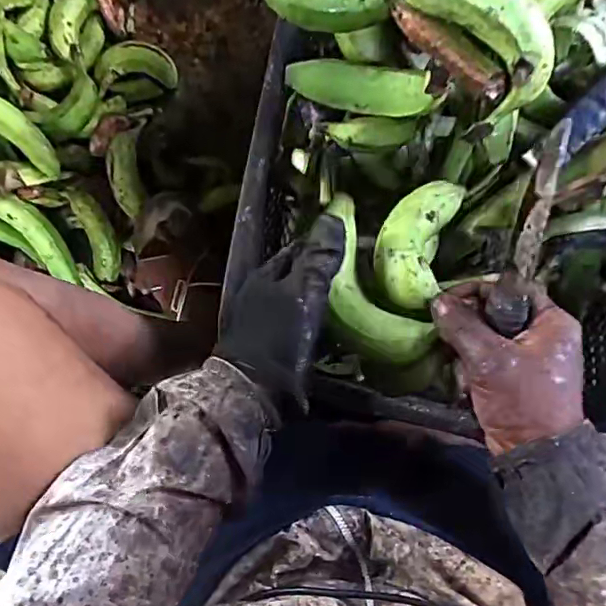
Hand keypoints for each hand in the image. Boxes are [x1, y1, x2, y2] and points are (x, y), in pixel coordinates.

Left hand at [214, 214, 347, 413]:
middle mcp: (255, 292)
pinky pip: (289, 322)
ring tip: (343, 300)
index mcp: (264, 275)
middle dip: (317, 270)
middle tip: (351, 274)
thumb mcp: (303, 294)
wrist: (254, 389)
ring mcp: (255, 319)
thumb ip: (318, 259)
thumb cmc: (278, 338)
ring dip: (313, 296)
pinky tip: (325, 328)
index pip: (297, 249)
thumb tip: (333, 216)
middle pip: (292, 273)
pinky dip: (308, 320)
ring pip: (291, 297)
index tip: (349, 246)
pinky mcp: (261, 344)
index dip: (321, 245)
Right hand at [432, 281, 585, 454]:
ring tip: (453, 357)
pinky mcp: (513, 376)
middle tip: (445, 328)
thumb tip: (438, 301)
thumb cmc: (523, 402)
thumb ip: (462, 327)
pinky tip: (460, 377)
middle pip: (497, 311)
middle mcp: (544, 335)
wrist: (535, 453)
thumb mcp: (489, 360)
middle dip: (467, 321)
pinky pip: (486, 358)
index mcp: (553, 322)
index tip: (448, 299)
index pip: (512, 287)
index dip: (479, 289)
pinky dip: (470, 364)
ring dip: (466, 346)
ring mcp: (528, 357)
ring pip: (487, 335)